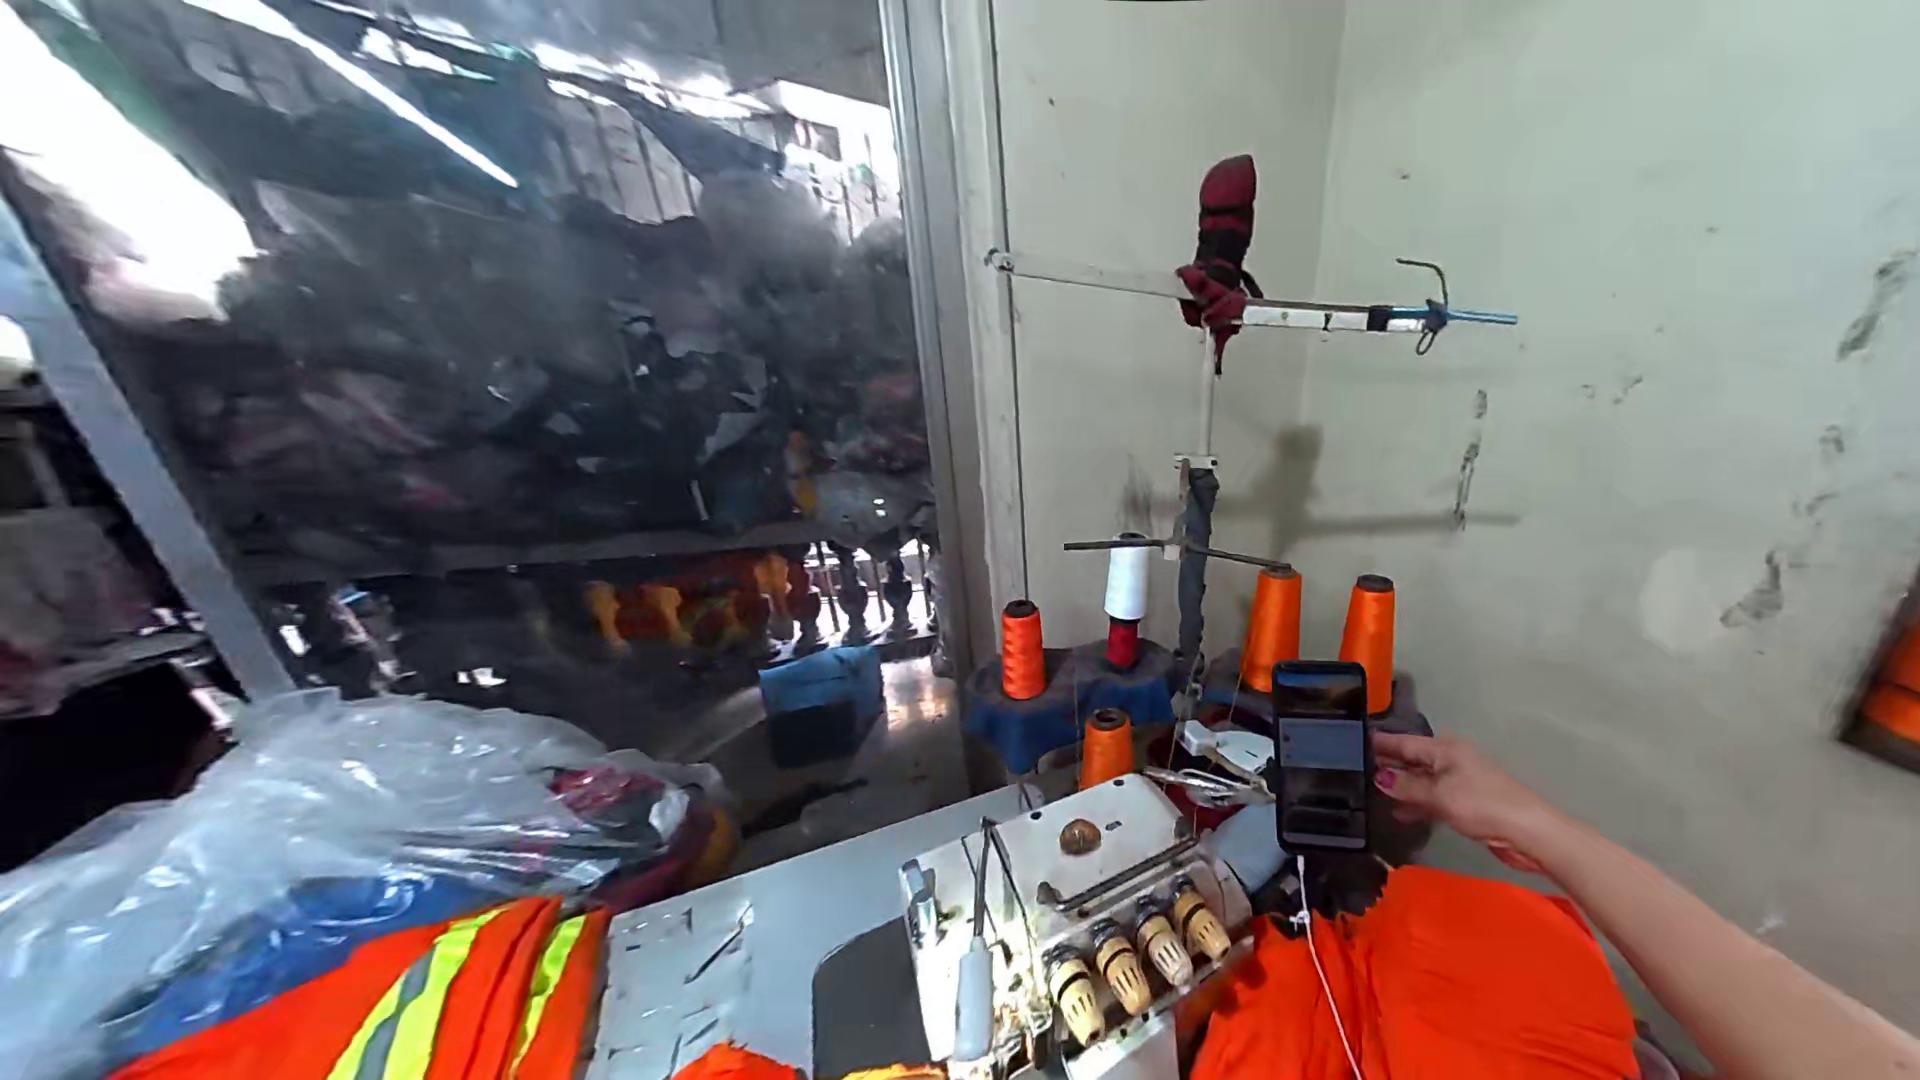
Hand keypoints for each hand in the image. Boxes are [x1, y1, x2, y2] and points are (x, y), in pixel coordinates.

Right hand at [1372, 732, 1562, 873]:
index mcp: (1444, 749)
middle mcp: (1449, 760)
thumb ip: (1406, 786)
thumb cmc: (1483, 805)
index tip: (1350, 743)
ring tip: (1371, 794)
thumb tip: (1379, 778)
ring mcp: (1458, 782)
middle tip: (1354, 770)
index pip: (1401, 742)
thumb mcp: (1439, 795)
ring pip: (1420, 780)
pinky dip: (1416, 803)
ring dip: (1401, 788)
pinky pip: (1432, 797)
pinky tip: (1399, 813)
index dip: (1378, 743)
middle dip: (1386, 766)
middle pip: (1410, 760)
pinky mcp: (1466, 803)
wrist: (1533, 835)